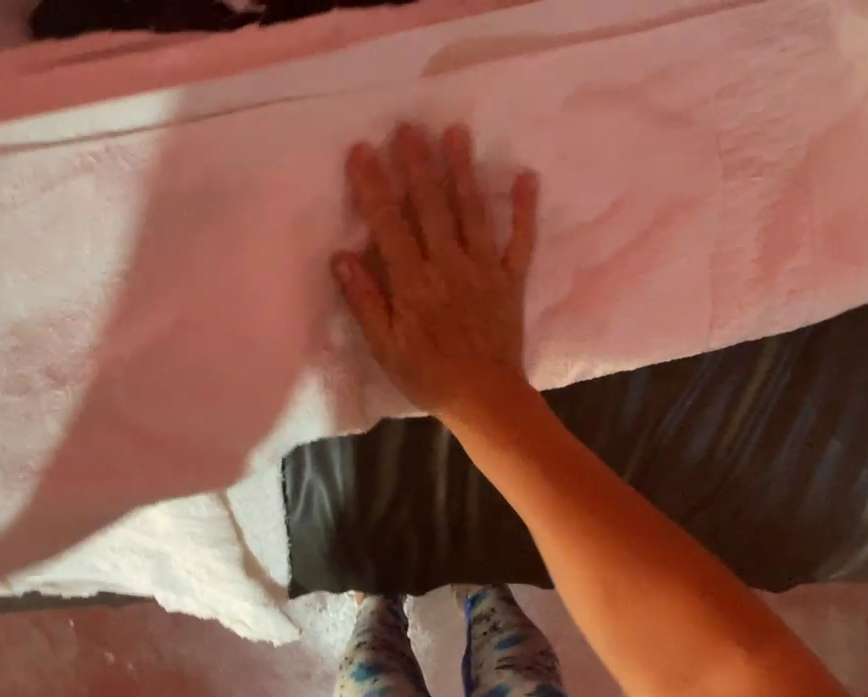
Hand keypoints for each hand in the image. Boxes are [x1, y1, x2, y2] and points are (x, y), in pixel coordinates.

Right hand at [333, 123, 539, 423]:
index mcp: (413, 282)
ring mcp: (483, 269)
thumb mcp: (386, 348)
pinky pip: (520, 241)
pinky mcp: (510, 281)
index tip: (363, 151)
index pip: (389, 225)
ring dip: (463, 171)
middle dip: (417, 165)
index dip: (374, 187)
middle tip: (409, 127)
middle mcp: (448, 265)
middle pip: (430, 207)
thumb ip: (366, 301)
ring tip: (456, 133)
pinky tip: (525, 178)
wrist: (486, 399)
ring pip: (471, 212)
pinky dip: (523, 210)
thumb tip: (342, 257)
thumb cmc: (430, 377)